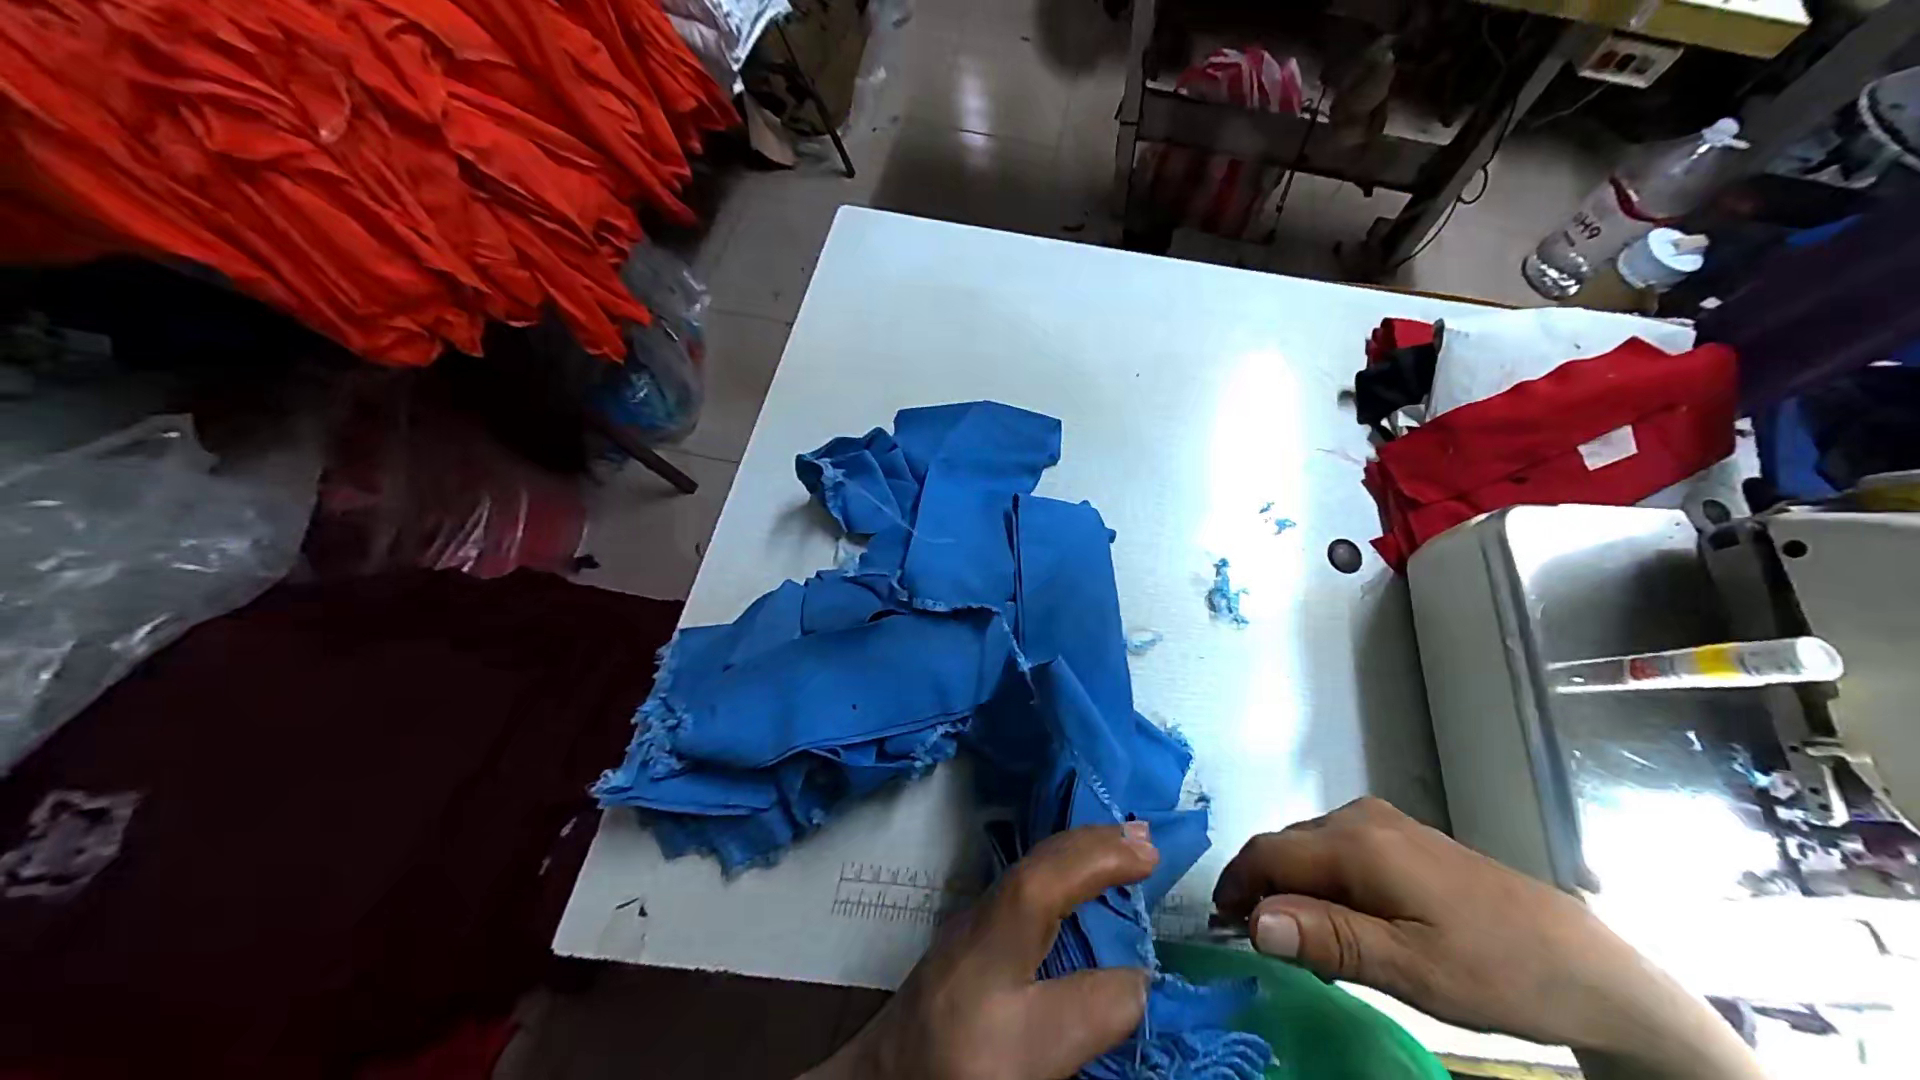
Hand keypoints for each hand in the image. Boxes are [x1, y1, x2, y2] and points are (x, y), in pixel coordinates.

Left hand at [805, 823, 1157, 1079]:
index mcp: (995, 935)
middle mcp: (982, 916)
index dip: (1101, 859)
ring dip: (1078, 851)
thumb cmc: (959, 1063)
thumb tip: (1139, 978)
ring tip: (1122, 847)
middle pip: (1038, 863)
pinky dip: (1061, 871)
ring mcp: (974, 924)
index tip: (1152, 855)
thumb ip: (1090, 1013)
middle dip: (1093, 843)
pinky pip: (1025, 885)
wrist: (885, 1077)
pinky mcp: (973, 938)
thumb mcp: (1031, 1054)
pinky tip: (1078, 883)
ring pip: (1030, 869)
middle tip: (1144, 838)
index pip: (1050, 878)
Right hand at [1213, 797, 1764, 1079]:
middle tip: (1268, 948)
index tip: (1224, 930)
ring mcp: (1382, 822)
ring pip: (1308, 848)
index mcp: (1356, 842)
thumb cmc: (1498, 971)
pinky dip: (1322, 882)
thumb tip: (1252, 921)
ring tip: (1306, 943)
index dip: (1237, 888)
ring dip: (1293, 889)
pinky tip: (1345, 921)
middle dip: (1263, 891)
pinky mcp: (1401, 838)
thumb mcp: (1410, 969)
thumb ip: (1326, 939)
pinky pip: (1337, 851)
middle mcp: (1359, 817)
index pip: (1267, 854)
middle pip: (1284, 847)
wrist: (1591, 968)